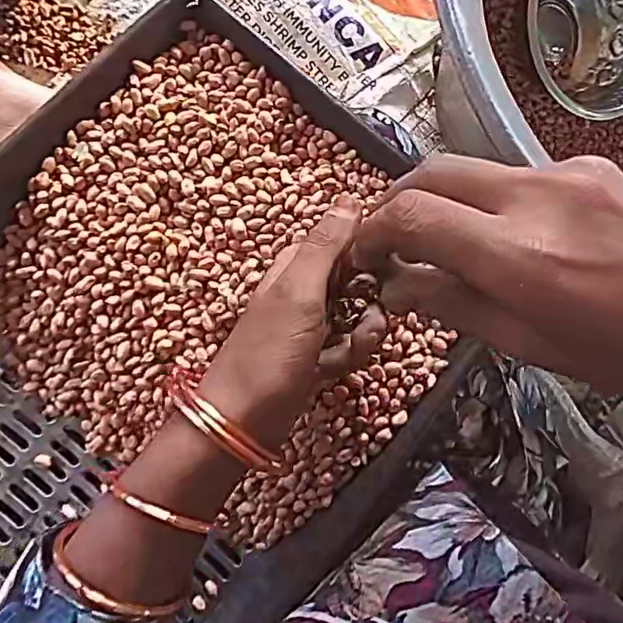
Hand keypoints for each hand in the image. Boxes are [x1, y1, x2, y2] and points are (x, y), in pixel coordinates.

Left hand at [202, 197, 385, 441]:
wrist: (242, 423)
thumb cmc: (266, 355)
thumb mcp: (299, 292)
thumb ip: (326, 245)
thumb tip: (350, 199)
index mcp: (296, 265)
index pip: (343, 239)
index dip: (367, 252)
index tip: (380, 269)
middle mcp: (305, 289)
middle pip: (359, 279)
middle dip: (370, 301)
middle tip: (363, 319)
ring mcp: (311, 323)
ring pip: (360, 314)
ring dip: (362, 334)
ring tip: (342, 351)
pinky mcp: (318, 354)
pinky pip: (350, 343)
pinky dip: (348, 356)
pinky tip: (331, 370)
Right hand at [348, 155, 622, 413]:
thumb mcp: (534, 347)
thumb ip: (457, 305)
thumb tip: (399, 284)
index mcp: (522, 257)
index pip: (414, 216)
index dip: (375, 231)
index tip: (363, 252)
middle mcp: (540, 197)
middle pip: (434, 171)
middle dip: (398, 201)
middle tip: (389, 239)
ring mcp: (569, 172)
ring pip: (475, 170)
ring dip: (446, 200)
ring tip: (447, 241)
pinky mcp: (594, 164)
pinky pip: (519, 175)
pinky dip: (495, 200)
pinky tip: (512, 234)